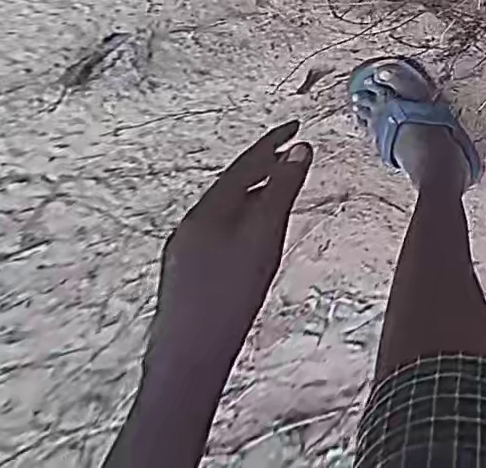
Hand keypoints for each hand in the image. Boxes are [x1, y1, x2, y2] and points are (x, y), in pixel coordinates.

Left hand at [145, 121, 312, 372]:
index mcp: (209, 209)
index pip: (246, 164)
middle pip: (234, 182)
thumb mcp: (265, 233)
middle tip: (292, 150)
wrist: (189, 358)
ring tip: (281, 183)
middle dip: (264, 164)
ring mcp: (185, 247)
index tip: (295, 126)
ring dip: (255, 189)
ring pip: (227, 205)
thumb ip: (283, 189)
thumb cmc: (232, 292)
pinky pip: (220, 224)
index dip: (273, 142)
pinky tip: (257, 226)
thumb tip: (300, 149)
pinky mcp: (187, 268)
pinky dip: (244, 212)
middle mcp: (192, 222)